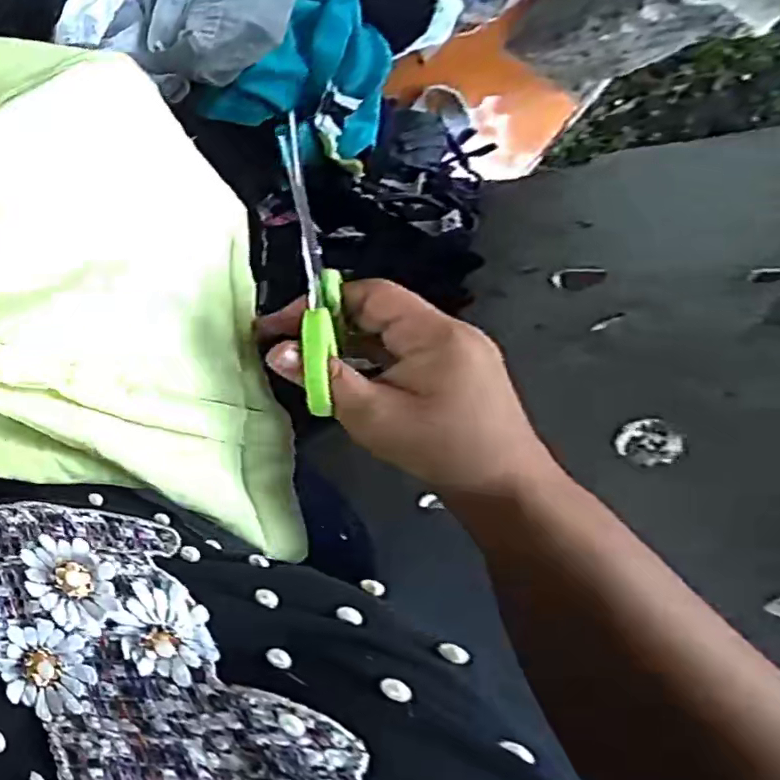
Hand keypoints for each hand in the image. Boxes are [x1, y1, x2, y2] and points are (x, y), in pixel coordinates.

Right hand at [256, 279, 559, 497]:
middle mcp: (447, 332)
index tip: (281, 326)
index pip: (370, 293)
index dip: (320, 303)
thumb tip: (276, 351)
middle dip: (326, 323)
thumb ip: (321, 376)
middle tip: (284, 344)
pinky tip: (342, 374)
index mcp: (433, 333)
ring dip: (343, 341)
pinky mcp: (451, 369)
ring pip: (384, 331)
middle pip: (376, 309)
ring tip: (306, 360)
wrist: (502, 485)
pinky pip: (397, 349)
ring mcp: (453, 350)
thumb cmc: (435, 447)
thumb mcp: (368, 412)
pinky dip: (364, 356)